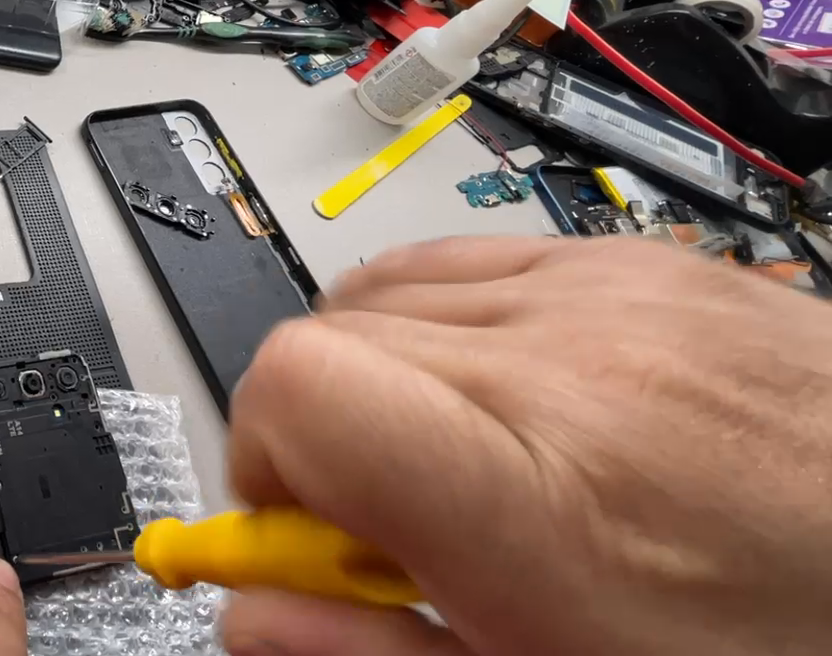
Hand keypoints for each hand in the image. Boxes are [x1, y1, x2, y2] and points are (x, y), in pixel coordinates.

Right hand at [222, 236, 831, 655]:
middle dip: (317, 430)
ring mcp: (607, 296)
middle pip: (314, 343)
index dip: (263, 449)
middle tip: (394, 509)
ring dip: (370, 372)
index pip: (293, 387)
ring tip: (461, 445)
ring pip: (365, 296)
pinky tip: (498, 386)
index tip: (298, 514)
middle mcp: (571, 368)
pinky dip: (426, 322)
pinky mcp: (631, 262)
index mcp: (549, 502)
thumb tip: (248, 618)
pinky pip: (443, 262)